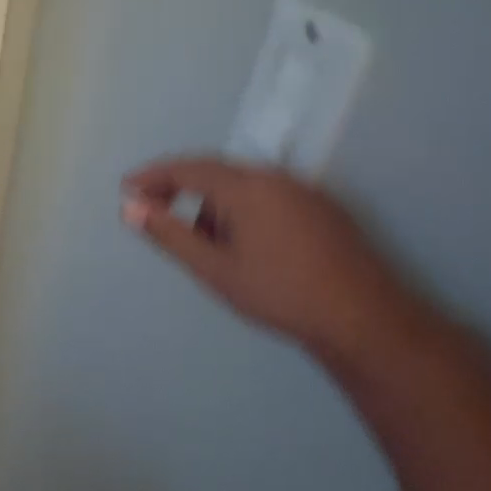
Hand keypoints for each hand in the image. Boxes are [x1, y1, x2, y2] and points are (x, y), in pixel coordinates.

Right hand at [121, 156, 421, 357]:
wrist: (364, 321)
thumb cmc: (279, 294)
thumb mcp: (212, 268)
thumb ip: (168, 234)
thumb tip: (129, 207)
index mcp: (247, 188)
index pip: (188, 168)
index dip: (153, 176)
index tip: (126, 189)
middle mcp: (277, 180)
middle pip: (216, 172)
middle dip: (180, 188)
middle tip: (154, 211)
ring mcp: (306, 193)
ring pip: (244, 186)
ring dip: (212, 204)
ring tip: (203, 243)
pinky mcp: (324, 211)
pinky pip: (269, 197)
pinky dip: (241, 210)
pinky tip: (241, 245)